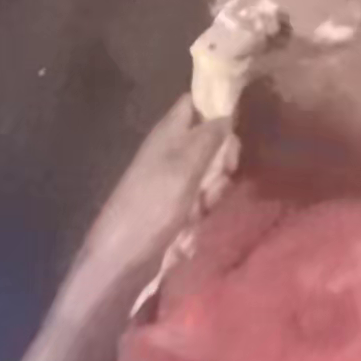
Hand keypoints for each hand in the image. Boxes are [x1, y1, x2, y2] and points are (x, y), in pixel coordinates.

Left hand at [66, 95, 230, 307]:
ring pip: (207, 168)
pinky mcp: (172, 204)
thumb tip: (228, 112)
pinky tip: (203, 217)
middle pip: (207, 137)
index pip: (195, 101)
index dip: (217, 103)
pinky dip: (205, 203)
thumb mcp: (185, 165)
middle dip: (223, 152)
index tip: (240, 120)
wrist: (120, 259)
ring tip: (210, 202)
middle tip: (228, 169)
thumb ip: (209, 136)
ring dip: (216, 183)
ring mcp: (170, 178)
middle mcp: (170, 149)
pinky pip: (199, 194)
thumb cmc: (152, 204)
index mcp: (168, 131)